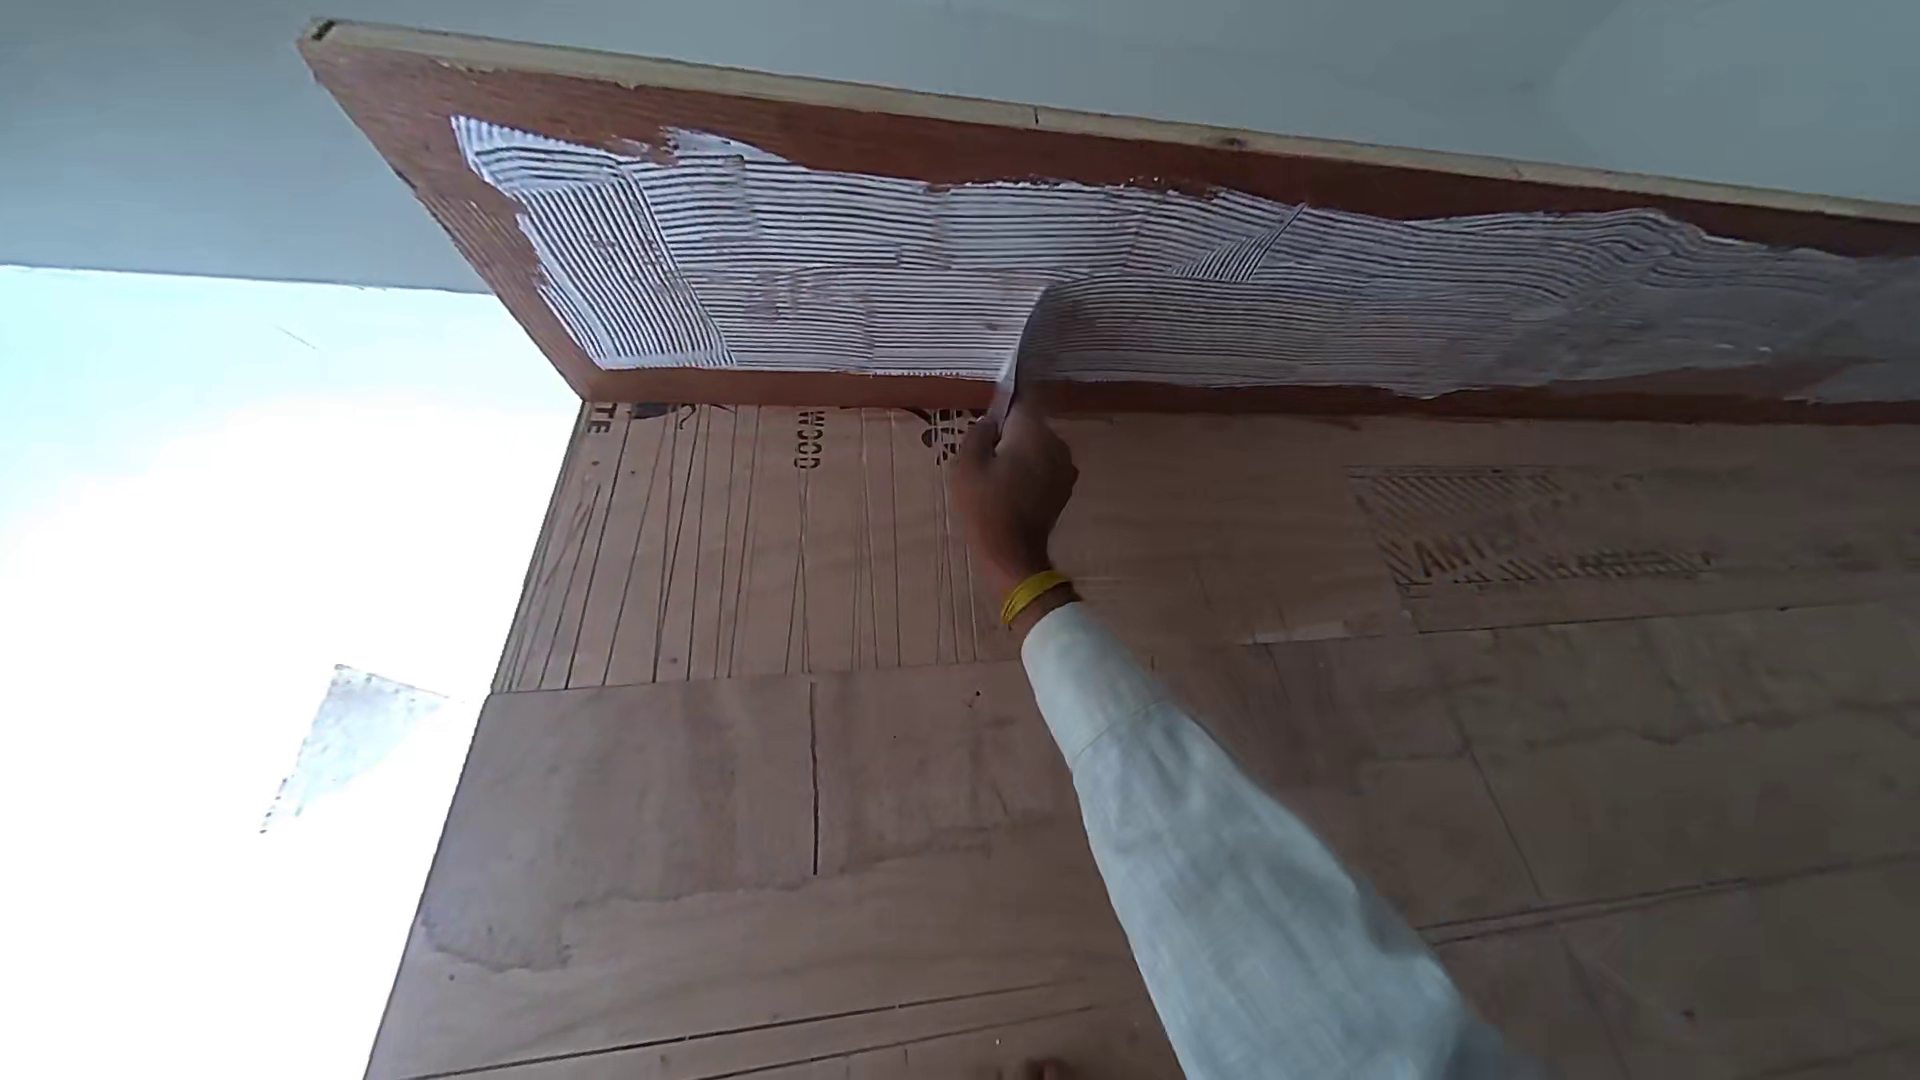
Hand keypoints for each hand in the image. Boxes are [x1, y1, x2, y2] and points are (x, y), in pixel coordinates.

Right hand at [951, 400, 1078, 615]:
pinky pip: (1045, 466)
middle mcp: (1057, 443)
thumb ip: (978, 433)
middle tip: (984, 450)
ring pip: (1039, 445)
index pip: (1024, 396)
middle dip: (1010, 430)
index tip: (991, 406)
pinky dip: (1030, 469)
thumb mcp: (967, 464)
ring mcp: (1065, 467)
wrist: (1012, 553)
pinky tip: (1011, 487)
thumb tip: (990, 422)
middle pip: (1031, 423)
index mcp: (1033, 431)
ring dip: (1021, 451)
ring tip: (996, 472)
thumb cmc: (985, 506)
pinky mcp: (1064, 488)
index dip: (1007, 396)